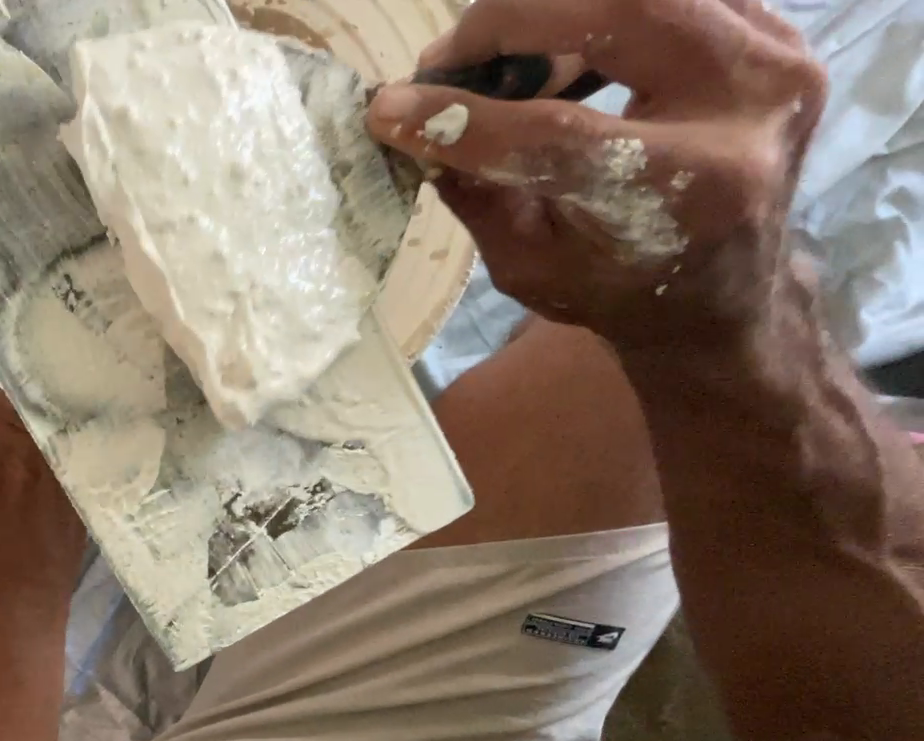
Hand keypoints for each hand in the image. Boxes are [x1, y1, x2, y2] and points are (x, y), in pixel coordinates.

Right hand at [367, 0, 827, 352]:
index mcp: (675, 192)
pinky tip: (552, 51)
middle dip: (511, 21)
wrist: (720, 289)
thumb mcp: (523, 262)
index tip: (388, 109)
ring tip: (495, 57)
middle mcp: (743, 111)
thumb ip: (477, 192)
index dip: (458, 117)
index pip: (548, 133)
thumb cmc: (606, 288)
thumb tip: (413, 130)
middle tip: (445, 57)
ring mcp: (777, 57)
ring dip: (551, 12)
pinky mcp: (777, 33)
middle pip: (620, 12)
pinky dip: (595, 15)